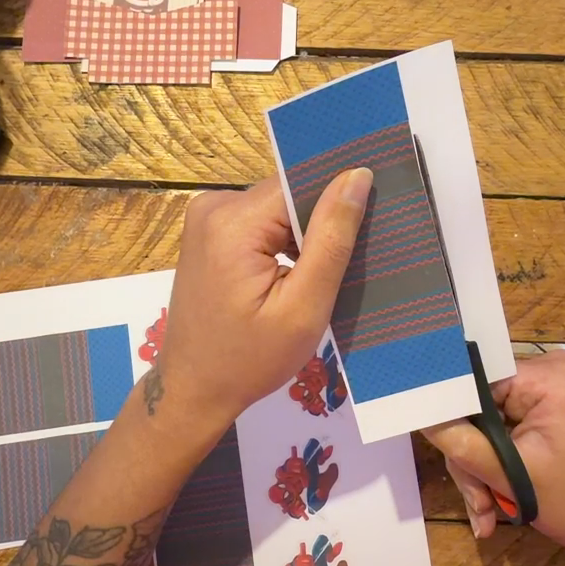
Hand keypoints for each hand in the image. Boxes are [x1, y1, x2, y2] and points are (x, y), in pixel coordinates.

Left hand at [155, 170, 372, 427]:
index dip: (338, 200)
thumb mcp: (304, 307)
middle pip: (288, 194)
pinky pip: (259, 221)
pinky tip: (293, 276)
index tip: (370, 222)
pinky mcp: (208, 232)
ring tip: (317, 276)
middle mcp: (213, 206)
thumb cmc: (250, 359)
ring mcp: (206, 217)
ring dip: (302, 235)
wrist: (194, 389)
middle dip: (320, 223)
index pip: (302, 183)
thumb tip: (358, 176)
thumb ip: (332, 238)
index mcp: (233, 221)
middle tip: (346, 263)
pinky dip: (281, 242)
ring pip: (277, 207)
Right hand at [423, 351, 564, 565]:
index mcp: (547, 375)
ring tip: (489, 514)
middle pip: (478, 405)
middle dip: (471, 458)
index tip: (437, 446)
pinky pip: (504, 430)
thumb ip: (462, 444)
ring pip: (487, 423)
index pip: (474, 379)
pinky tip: (498, 504)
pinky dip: (497, 465)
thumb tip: (419, 415)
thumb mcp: (515, 478)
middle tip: (479, 506)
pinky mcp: (548, 411)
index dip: (449, 413)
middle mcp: (548, 370)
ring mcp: (549, 391)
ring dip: (482, 470)